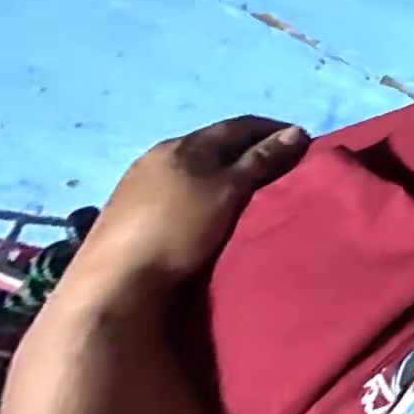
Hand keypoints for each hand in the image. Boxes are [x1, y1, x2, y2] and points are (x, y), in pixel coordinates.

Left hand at [58, 116, 307, 308]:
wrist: (112, 288)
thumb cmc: (179, 229)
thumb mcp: (229, 190)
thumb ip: (263, 159)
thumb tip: (297, 132)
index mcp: (184, 144)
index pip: (240, 125)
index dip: (274, 130)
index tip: (301, 144)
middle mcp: (159, 155)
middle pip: (217, 143)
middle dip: (252, 150)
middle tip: (282, 167)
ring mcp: (140, 183)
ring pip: (198, 166)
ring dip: (229, 171)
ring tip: (254, 190)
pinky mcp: (129, 211)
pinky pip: (181, 186)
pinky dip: (207, 189)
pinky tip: (215, 207)